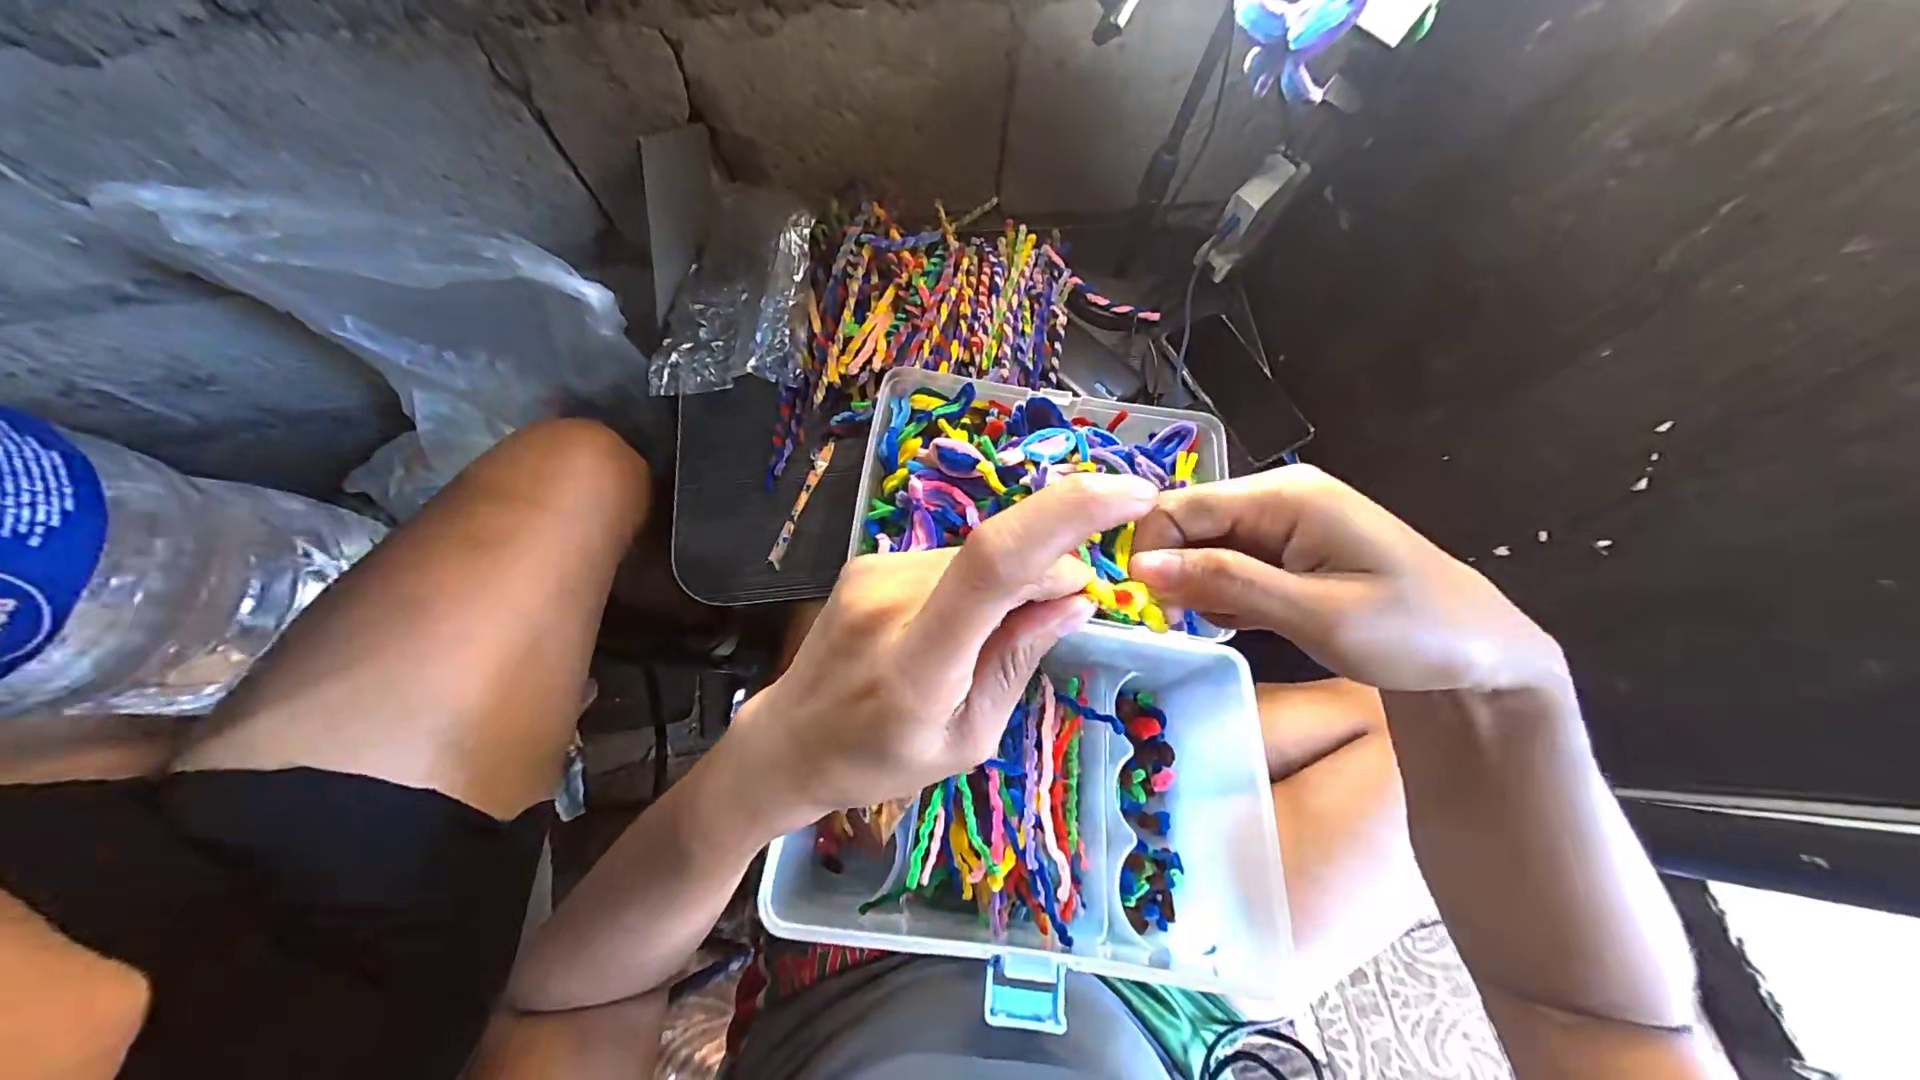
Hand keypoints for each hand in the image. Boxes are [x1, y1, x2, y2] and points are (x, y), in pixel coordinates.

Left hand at [729, 472, 1159, 829]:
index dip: (1067, 515)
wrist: (788, 740)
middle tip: (1066, 611)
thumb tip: (1075, 597)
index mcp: (918, 665)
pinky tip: (961, 620)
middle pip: (997, 555)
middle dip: (1052, 569)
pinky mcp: (868, 562)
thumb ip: (1017, 660)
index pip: (994, 565)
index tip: (1132, 494)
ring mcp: (873, 573)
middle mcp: (889, 600)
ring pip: (976, 554)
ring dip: (1011, 580)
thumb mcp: (967, 738)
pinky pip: (948, 559)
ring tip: (993, 633)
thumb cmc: (880, 760)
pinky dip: (978, 580)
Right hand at [1127, 465, 1565, 692]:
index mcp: (1286, 495)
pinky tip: (1247, 618)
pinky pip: (1228, 564)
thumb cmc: (1412, 633)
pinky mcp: (1285, 550)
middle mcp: (1278, 498)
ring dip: (1198, 586)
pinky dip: (1222, 593)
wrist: (1481, 657)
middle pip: (1190, 523)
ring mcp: (1282, 524)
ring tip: (1231, 622)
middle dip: (1174, 571)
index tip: (1147, 602)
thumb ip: (1225, 583)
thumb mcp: (1314, 612)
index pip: (1183, 505)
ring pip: (1203, 547)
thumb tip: (1141, 566)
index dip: (1151, 548)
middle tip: (1183, 621)